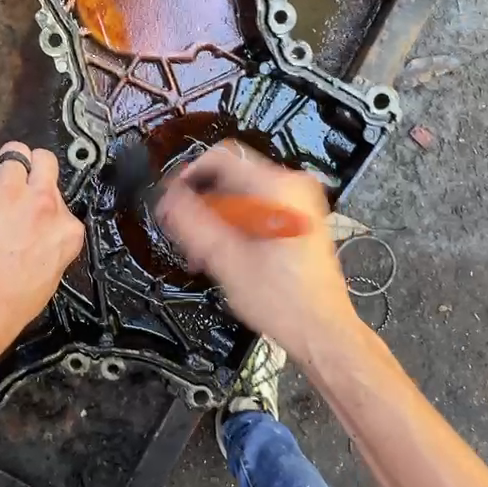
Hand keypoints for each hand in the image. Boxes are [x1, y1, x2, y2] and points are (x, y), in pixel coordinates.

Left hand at [0, 142, 85, 365]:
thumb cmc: (4, 312)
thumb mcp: (46, 281)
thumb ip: (48, 246)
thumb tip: (35, 234)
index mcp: (67, 232)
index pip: (62, 201)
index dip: (43, 206)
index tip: (30, 217)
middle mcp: (44, 205)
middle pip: (44, 160)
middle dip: (32, 167)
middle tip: (16, 186)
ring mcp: (9, 193)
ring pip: (13, 156)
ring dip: (2, 174)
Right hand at [154, 144, 362, 361]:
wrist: (319, 328)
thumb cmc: (286, 302)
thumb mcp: (224, 259)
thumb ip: (190, 222)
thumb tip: (168, 200)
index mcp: (277, 188)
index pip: (219, 158)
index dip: (187, 177)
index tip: (172, 198)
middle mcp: (292, 188)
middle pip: (228, 178)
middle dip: (201, 206)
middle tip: (184, 233)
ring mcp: (298, 203)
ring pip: (239, 195)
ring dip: (215, 219)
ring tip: (202, 251)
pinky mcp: (296, 218)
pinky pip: (254, 208)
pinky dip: (234, 225)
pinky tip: (222, 253)